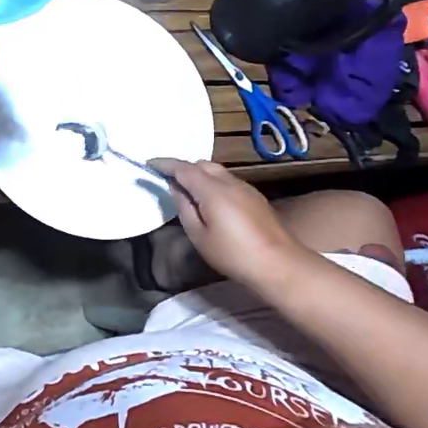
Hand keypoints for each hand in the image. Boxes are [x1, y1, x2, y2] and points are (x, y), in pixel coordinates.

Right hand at [148, 158, 308, 285]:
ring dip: (200, 175)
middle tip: (169, 182)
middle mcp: (229, 181)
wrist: (278, 263)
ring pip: (217, 171)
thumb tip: (175, 187)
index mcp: (212, 189)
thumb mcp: (199, 235)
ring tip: (189, 193)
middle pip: (202, 164)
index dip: (165, 164)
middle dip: (183, 169)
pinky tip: (212, 202)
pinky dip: (214, 183)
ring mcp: (245, 187)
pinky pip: (228, 180)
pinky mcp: (255, 196)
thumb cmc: (233, 254)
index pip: (183, 168)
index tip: (149, 164)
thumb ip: (184, 207)